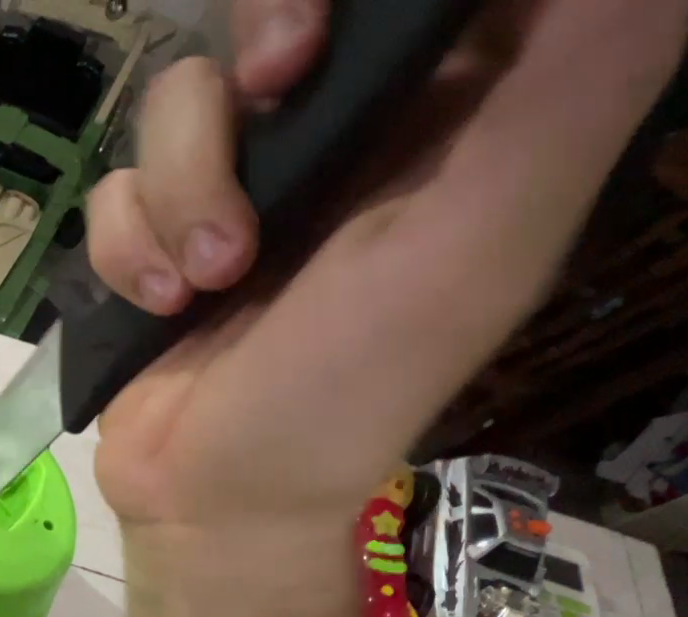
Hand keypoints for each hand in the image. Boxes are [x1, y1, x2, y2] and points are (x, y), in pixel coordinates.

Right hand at [87, 0, 687, 533]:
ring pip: (177, 106)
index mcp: (441, 122)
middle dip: (268, 56)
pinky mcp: (153, 239)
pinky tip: (155, 306)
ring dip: (180, 193)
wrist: (217, 497)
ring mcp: (231, 192)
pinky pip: (116, 193)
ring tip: (199, 285)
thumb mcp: (483, 243)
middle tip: (271, 88)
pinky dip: (127, 249)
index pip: (407, 1)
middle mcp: (334, 141)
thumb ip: (571, 86)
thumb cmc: (353, 387)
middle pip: (267, 20)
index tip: (330, 35)